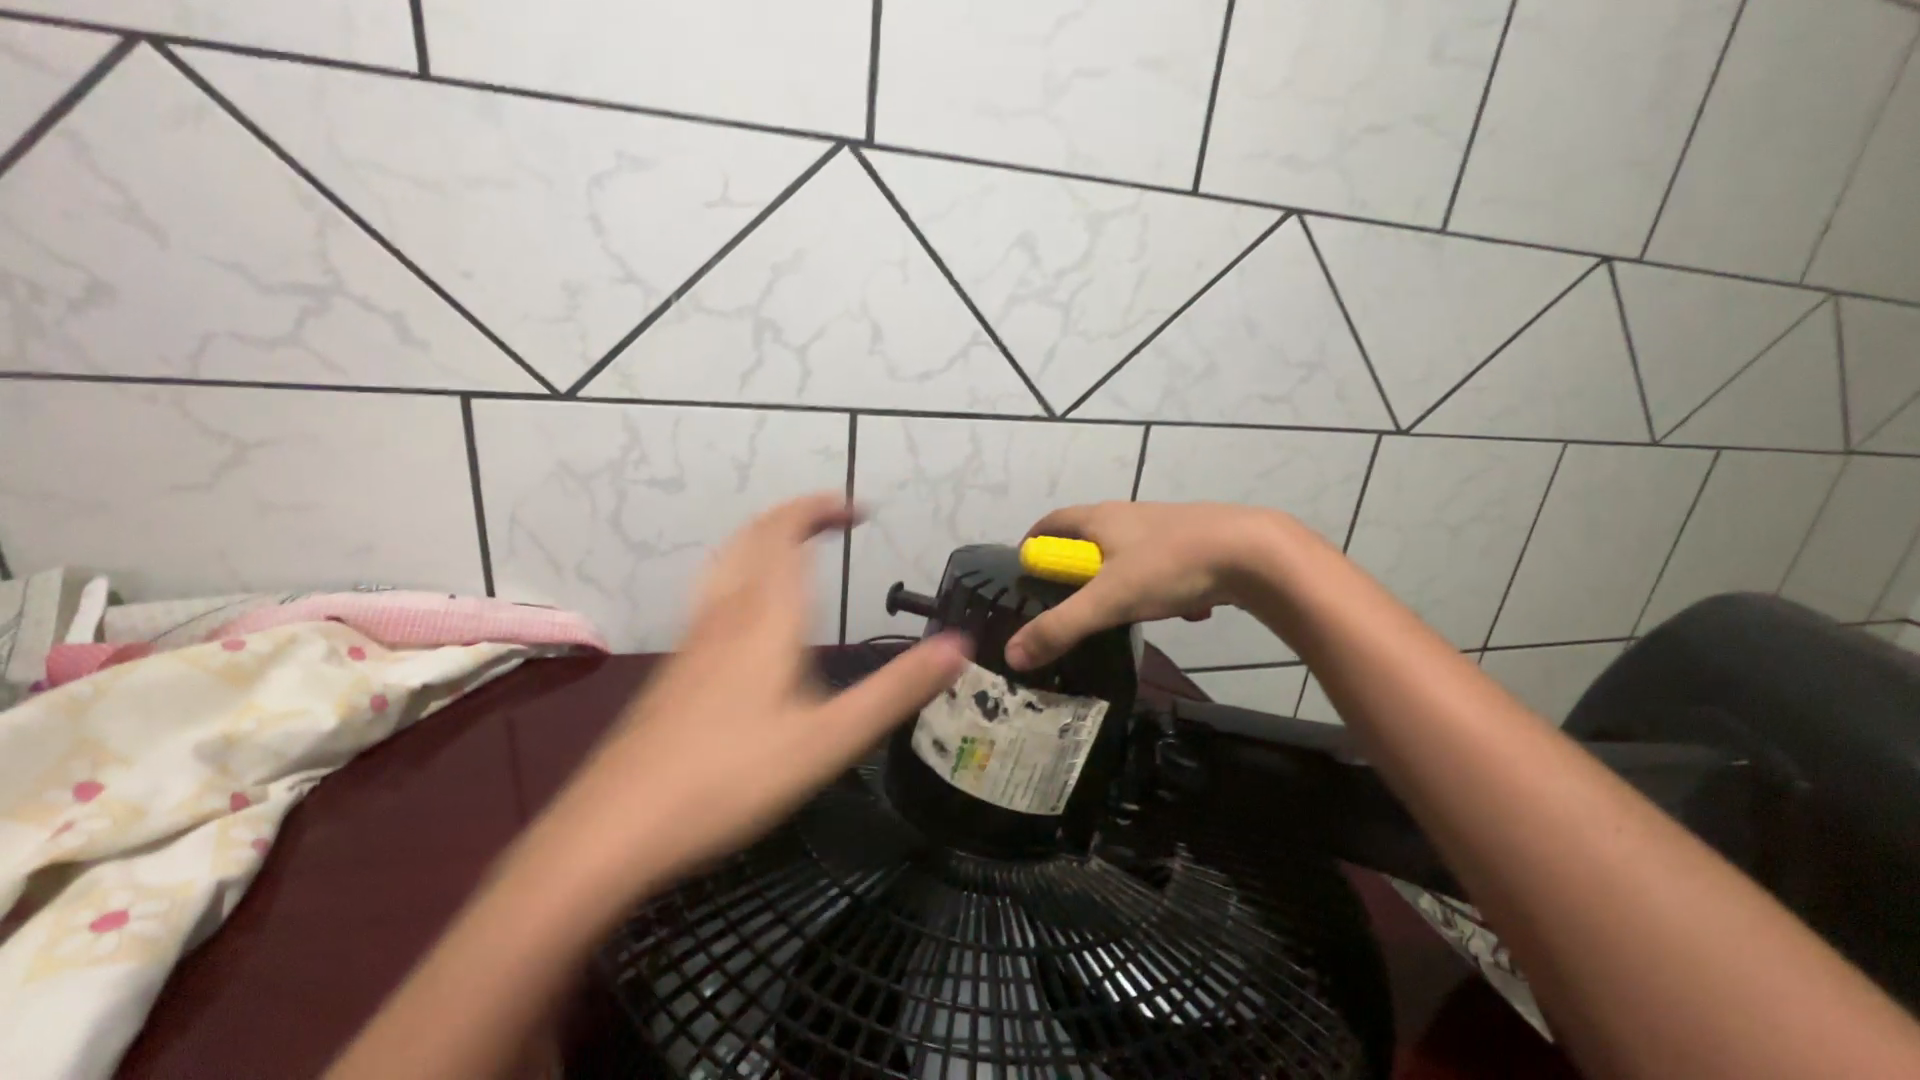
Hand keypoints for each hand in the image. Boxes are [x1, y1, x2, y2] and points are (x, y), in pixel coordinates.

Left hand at [540, 494, 970, 898]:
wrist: (617, 827)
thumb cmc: (730, 779)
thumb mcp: (830, 741)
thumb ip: (896, 691)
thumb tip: (960, 647)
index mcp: (765, 621)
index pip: (785, 533)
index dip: (819, 509)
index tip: (858, 510)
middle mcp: (724, 617)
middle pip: (750, 539)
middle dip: (792, 517)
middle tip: (831, 519)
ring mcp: (691, 642)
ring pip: (723, 565)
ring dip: (761, 542)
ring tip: (792, 551)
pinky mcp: (673, 672)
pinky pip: (709, 598)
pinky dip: (739, 578)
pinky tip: (747, 620)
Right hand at [1005, 501, 1290, 669]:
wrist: (1253, 553)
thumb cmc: (1169, 566)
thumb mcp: (1108, 601)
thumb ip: (1060, 628)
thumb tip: (1013, 655)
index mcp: (1102, 518)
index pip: (1053, 520)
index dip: (1034, 542)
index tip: (1024, 569)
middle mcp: (1131, 515)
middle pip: (1091, 537)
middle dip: (1078, 568)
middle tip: (1069, 600)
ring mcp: (1167, 527)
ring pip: (1132, 554)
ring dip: (1122, 580)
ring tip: (1123, 613)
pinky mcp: (1198, 543)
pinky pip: (1168, 566)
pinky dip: (1164, 588)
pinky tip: (1179, 612)